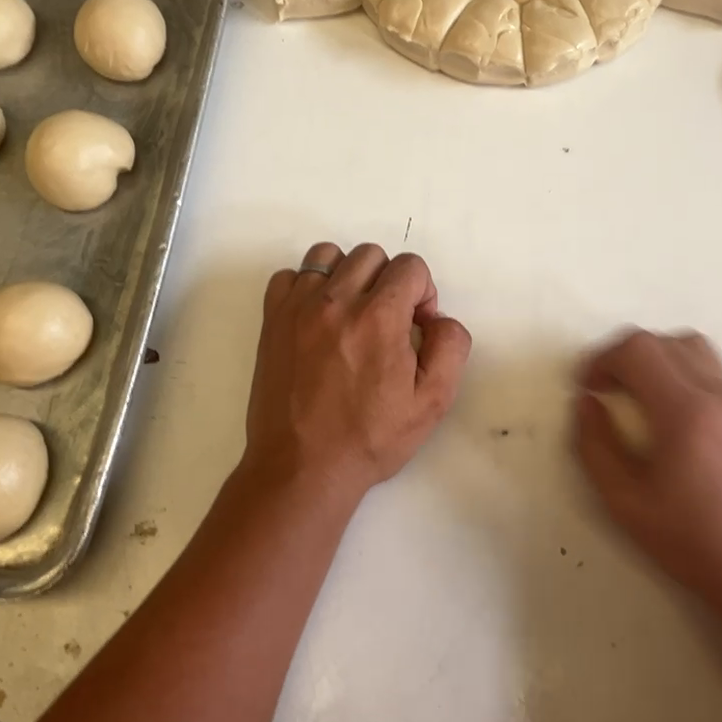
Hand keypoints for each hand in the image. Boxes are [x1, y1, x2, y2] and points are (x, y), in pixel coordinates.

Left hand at [244, 243, 472, 500]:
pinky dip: (307, 287)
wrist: (301, 467)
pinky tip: (318, 318)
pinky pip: (289, 276)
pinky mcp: (272, 321)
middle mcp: (336, 301)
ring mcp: (298, 308)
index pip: (410, 266)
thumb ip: (450, 347)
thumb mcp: (432, 402)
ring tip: (352, 313)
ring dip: (348, 275)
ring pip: (328, 254)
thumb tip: (438, 318)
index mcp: (379, 318)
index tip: (416, 327)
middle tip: (388, 322)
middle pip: (371, 254)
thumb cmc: (370, 439)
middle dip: (389, 281)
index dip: (423, 293)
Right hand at [573, 329, 721, 608]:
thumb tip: (587, 403)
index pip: (639, 350)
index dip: (603, 359)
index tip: (588, 389)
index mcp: (686, 413)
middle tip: (606, 392)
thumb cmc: (689, 540)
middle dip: (624, 357)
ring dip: (655, 358)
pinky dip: (680, 372)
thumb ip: (595, 445)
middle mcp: (719, 394)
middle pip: (663, 341)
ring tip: (637, 395)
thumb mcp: (623, 501)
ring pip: (691, 347)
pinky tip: (669, 412)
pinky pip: (711, 368)